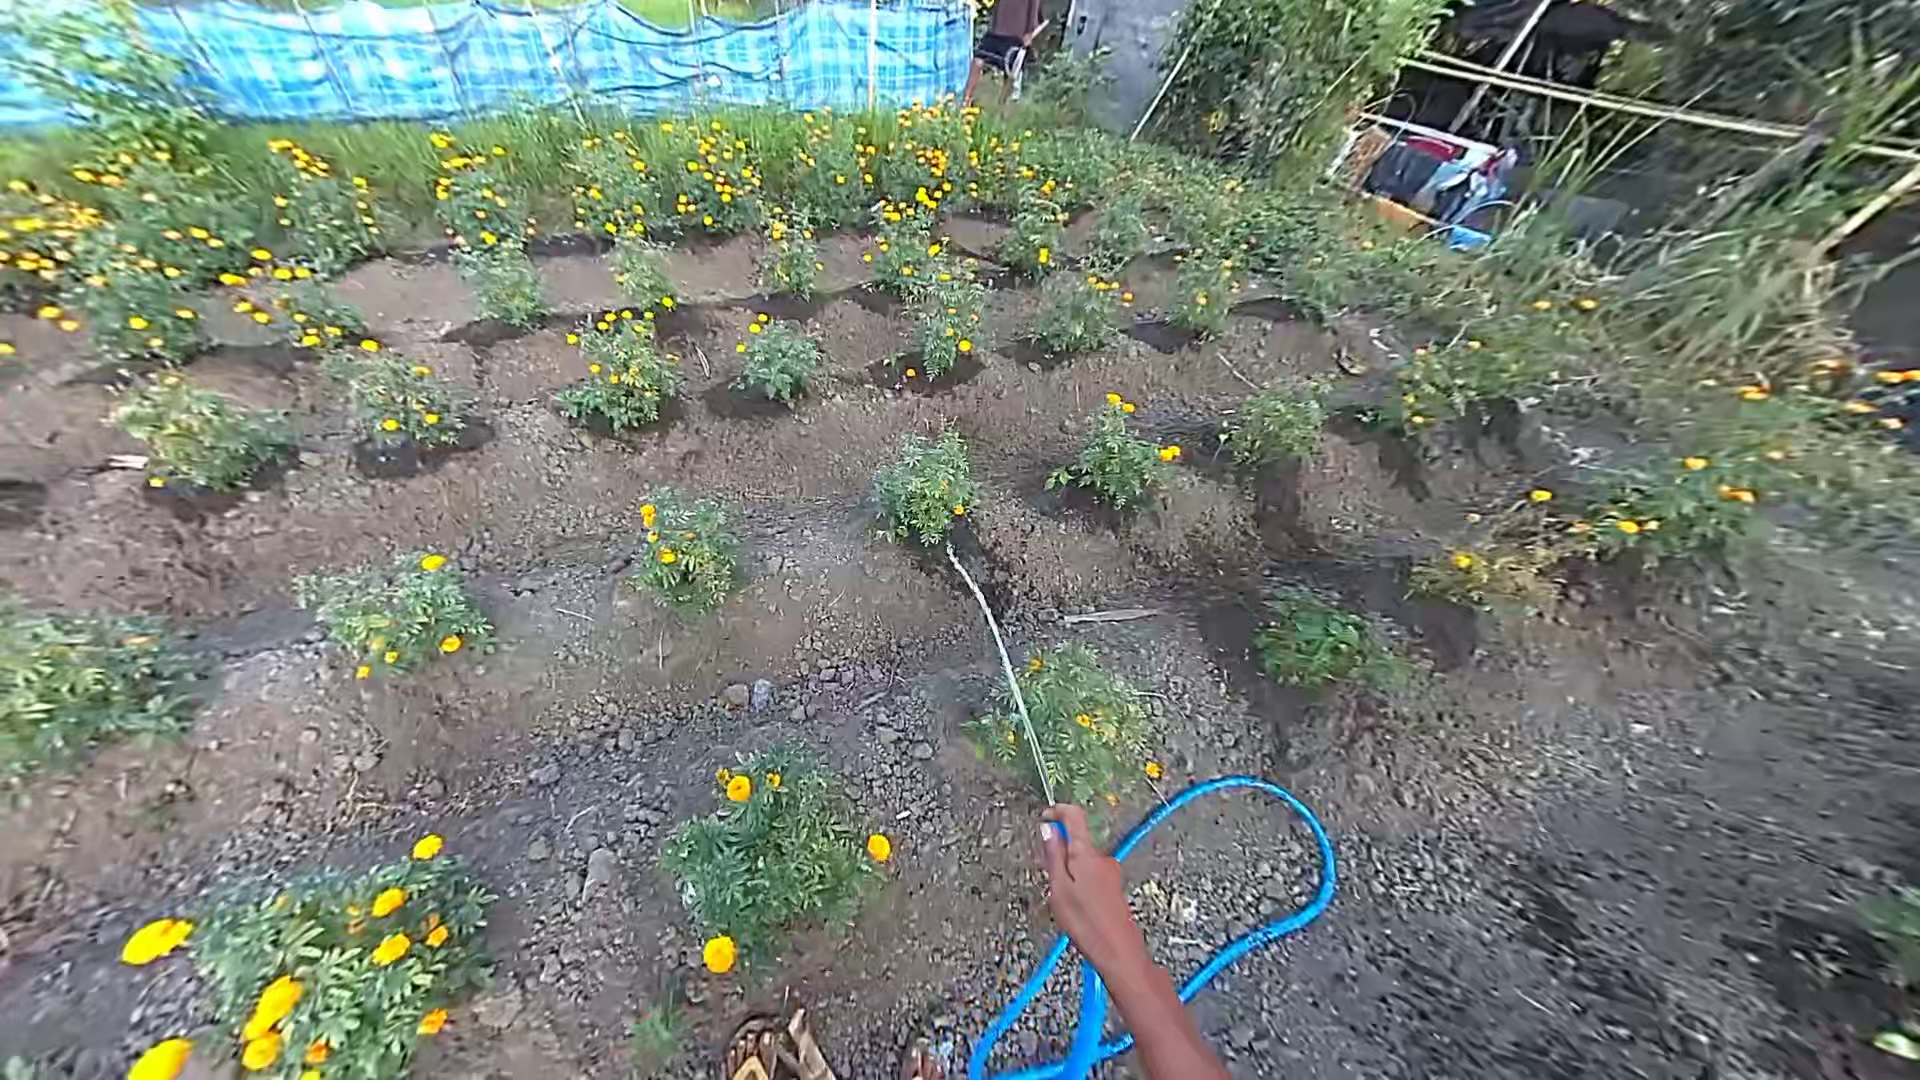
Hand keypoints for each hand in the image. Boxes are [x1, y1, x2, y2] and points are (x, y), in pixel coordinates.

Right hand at [1039, 804, 1149, 979]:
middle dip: (1060, 851)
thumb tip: (1048, 828)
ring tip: (1065, 900)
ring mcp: (1109, 872)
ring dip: (1070, 871)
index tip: (1044, 817)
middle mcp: (1101, 858)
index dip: (1057, 811)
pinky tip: (1078, 908)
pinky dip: (1080, 882)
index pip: (1074, 814)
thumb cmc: (1088, 924)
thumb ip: (1054, 855)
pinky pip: (1091, 873)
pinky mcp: (1113, 887)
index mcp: (1086, 853)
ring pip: (1083, 859)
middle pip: (1077, 839)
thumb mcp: (1059, 889)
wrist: (1120, 955)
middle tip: (1051, 878)